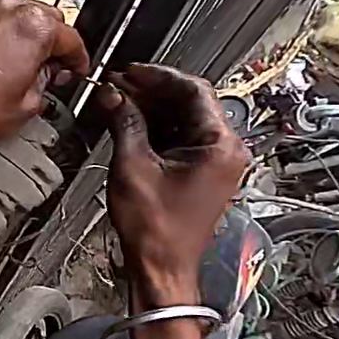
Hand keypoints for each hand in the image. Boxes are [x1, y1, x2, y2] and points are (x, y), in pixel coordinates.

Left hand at [0, 0, 87, 167]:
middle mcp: (9, 6)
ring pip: (20, 17)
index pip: (72, 39)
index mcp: (34, 25)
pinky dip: (3, 37)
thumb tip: (45, 78)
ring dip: (27, 39)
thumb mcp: (24, 107)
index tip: (76, 72)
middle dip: (53, 47)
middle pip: (48, 21)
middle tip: (51, 74)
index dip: (78, 61)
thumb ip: (45, 85)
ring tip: (22, 72)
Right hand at [103, 64, 248, 309]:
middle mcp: (225, 151)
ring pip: (183, 118)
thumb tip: (113, 95)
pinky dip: (155, 127)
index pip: (193, 90)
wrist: (161, 267)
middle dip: (151, 91)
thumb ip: (124, 122)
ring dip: (151, 108)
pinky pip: (180, 137)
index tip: (130, 71)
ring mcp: (215, 163)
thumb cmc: (156, 230)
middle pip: (189, 102)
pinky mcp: (201, 172)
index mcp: (220, 146)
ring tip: (118, 102)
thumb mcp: (132, 166)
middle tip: (118, 85)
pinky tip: (129, 122)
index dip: (157, 75)